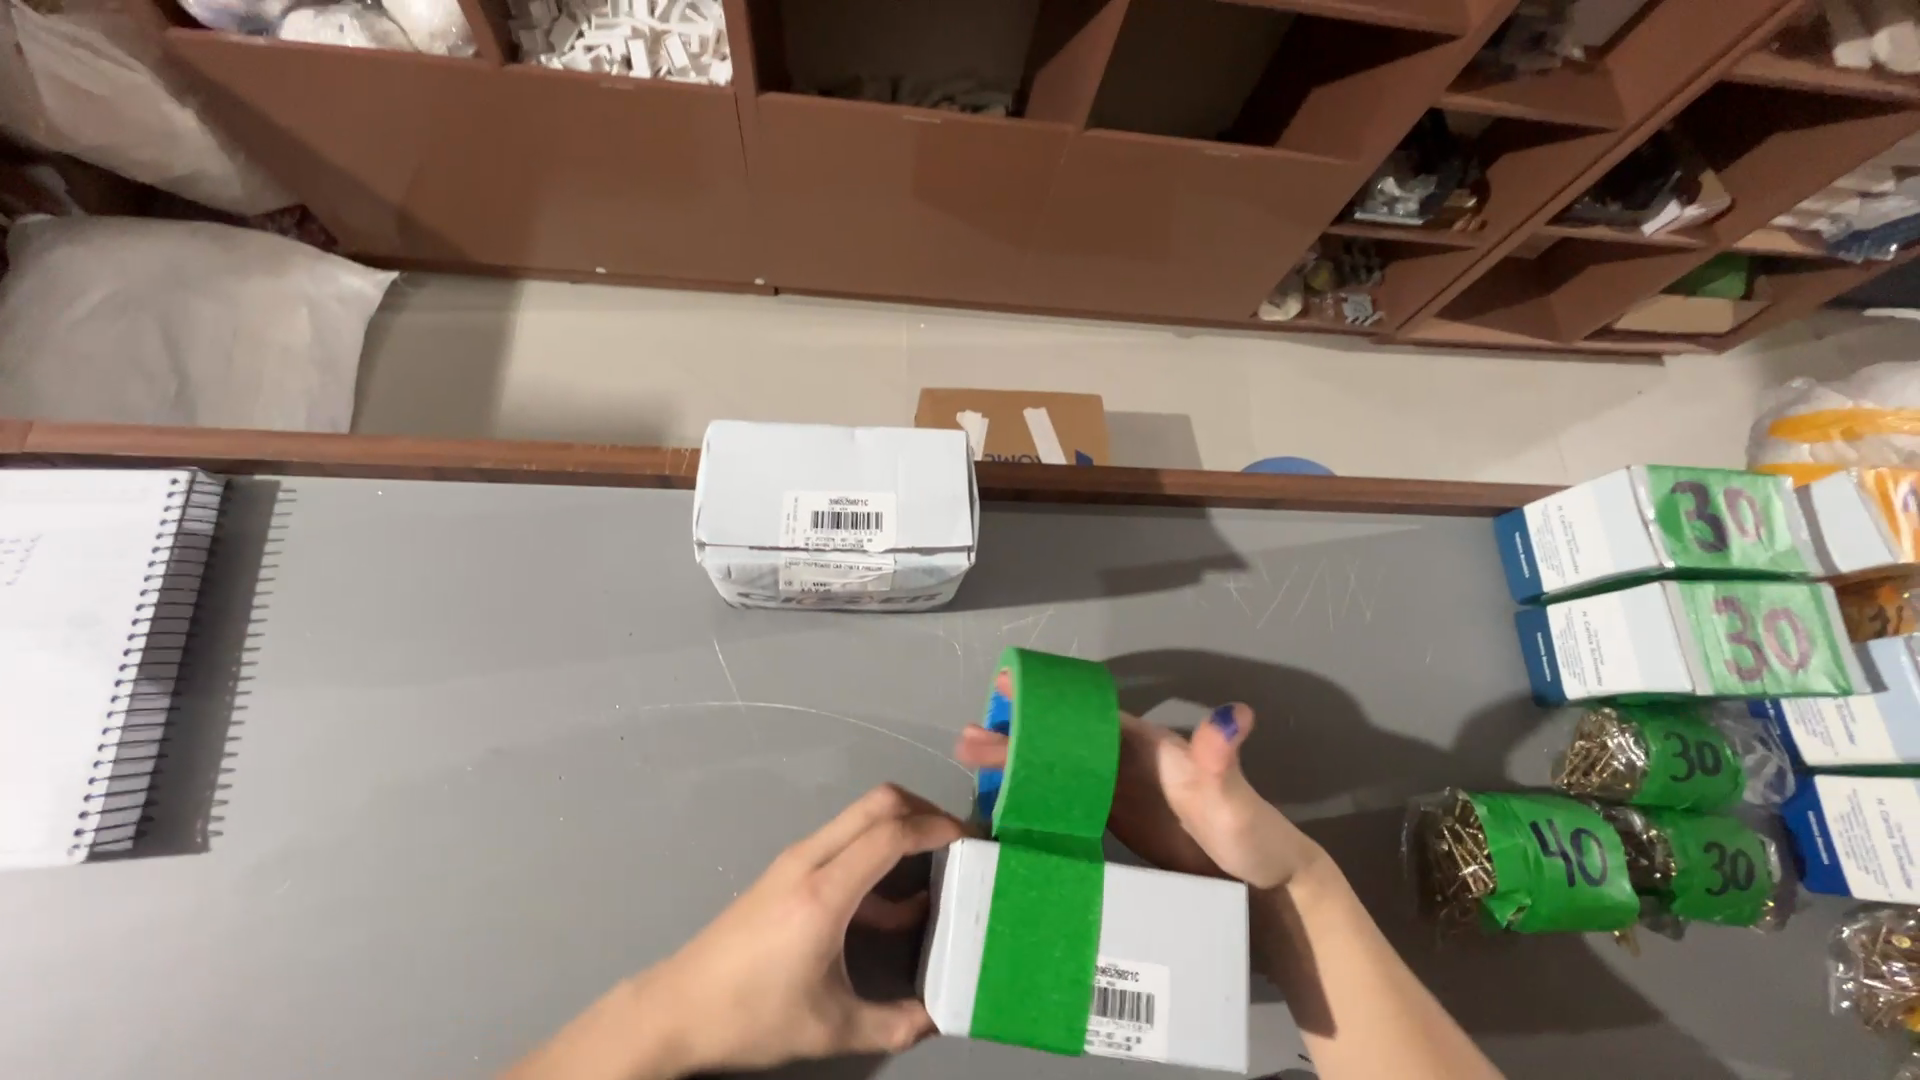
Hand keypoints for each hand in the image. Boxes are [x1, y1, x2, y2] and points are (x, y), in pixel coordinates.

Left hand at [505, 785, 964, 1079]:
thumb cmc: (750, 1016)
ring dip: (902, 828)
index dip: (937, 827)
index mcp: (824, 891)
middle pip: (877, 803)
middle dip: (925, 811)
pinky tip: (898, 905)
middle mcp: (811, 859)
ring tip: (940, 863)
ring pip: (860, 818)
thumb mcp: (830, 1029)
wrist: (675, 1010)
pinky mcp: (788, 872)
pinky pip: (845, 843)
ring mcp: (796, 861)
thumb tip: (943, 1017)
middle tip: (961, 840)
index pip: (890, 833)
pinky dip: (878, 854)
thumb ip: (894, 1023)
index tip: (973, 841)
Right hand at [954, 700, 1322, 889]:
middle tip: (966, 739)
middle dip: (1016, 736)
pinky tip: (1005, 800)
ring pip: (1058, 767)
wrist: (1259, 886)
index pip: (1088, 716)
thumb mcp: (1233, 800)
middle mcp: (1126, 759)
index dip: (1047, 701)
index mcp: (1147, 745)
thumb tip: (1234, 712)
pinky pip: (1065, 798)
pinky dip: (1034, 794)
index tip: (1004, 686)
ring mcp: (1118, 789)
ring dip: (1017, 762)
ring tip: (971, 763)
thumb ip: (1223, 761)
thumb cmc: (1249, 836)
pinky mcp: (1113, 819)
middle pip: (1062, 741)